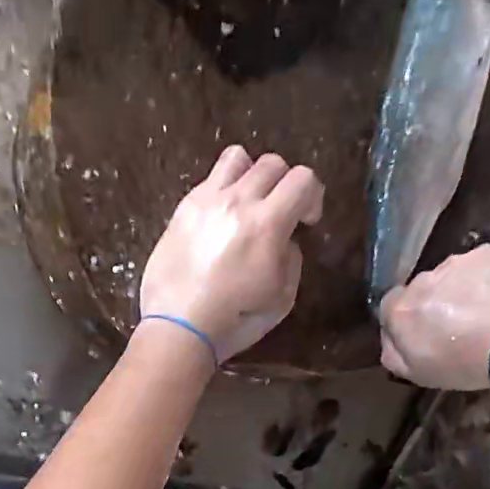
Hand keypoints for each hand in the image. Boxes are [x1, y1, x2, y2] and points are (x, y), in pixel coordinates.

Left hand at [140, 147, 323, 360]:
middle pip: (271, 163)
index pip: (303, 178)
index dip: (313, 196)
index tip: (306, 221)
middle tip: (277, 214)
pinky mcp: (180, 213)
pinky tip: (217, 220)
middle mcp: (236, 202)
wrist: (177, 330)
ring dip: (249, 174)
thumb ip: (291, 258)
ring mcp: (204, 203)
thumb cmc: (233, 321)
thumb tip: (285, 240)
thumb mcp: (281, 298)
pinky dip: (220, 191)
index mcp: (267, 223)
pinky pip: (206, 182)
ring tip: (246, 202)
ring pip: (235, 158)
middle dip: (283, 185)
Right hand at [377, 244, 489, 390]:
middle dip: (436, 301)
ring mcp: (457, 264)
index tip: (424, 331)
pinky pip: (483, 264)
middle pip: (422, 288)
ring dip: (463, 288)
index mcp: (400, 311)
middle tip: (460, 323)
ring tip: (488, 309)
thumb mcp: (417, 374)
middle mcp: (422, 281)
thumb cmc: (466, 363)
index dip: (406, 318)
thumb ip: (392, 353)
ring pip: (453, 274)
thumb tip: (388, 337)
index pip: (390, 305)